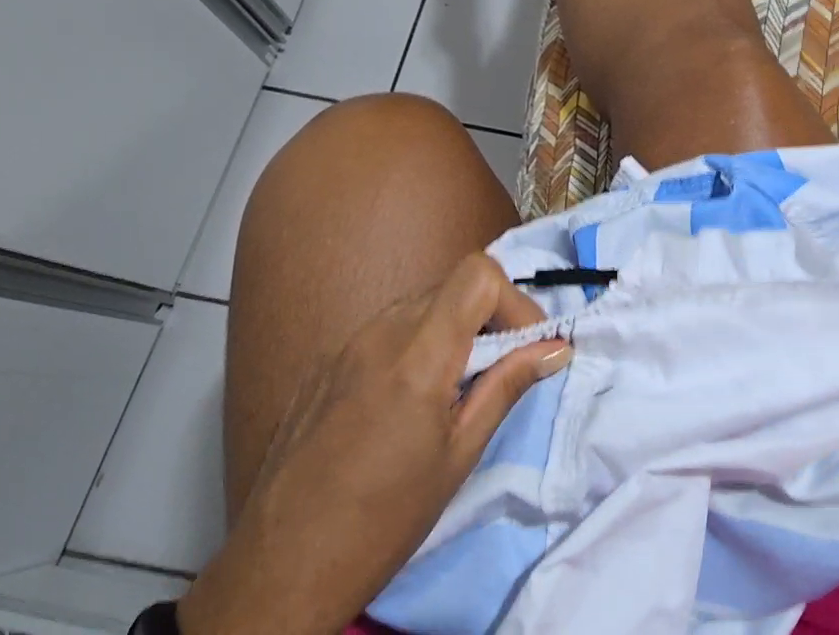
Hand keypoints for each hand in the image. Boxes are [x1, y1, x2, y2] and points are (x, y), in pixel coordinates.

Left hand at [178, 255, 570, 634]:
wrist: (281, 565)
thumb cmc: (385, 519)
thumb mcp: (460, 455)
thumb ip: (507, 386)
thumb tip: (556, 348)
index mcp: (417, 354)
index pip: (477, 274)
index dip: (514, 301)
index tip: (526, 347)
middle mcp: (378, 332)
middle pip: (450, 286)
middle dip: (490, 316)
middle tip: (502, 369)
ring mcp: (344, 345)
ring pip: (417, 306)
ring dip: (452, 331)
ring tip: (456, 390)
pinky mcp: (322, 365)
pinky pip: (383, 331)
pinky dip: (414, 346)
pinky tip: (407, 403)